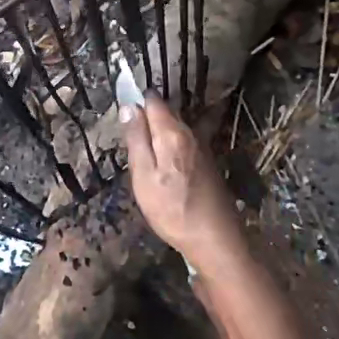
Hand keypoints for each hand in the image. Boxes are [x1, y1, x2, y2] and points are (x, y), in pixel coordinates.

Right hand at [122, 93, 243, 266]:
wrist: (214, 238)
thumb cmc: (172, 209)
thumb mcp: (143, 176)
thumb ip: (136, 139)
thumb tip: (129, 106)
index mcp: (172, 132)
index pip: (153, 100)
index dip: (136, 101)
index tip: (123, 116)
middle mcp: (189, 132)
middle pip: (165, 113)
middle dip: (147, 119)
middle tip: (129, 140)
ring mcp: (201, 146)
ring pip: (174, 129)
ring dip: (158, 135)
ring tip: (144, 156)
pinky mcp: (206, 161)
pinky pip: (183, 143)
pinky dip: (170, 148)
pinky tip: (164, 168)